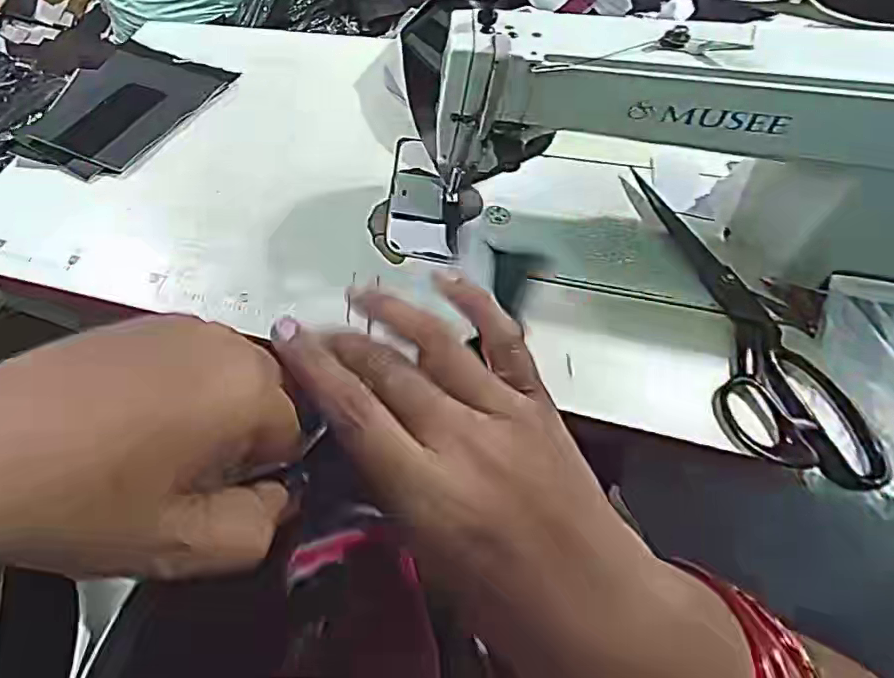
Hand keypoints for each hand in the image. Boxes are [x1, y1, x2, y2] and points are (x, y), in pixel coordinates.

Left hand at [0, 315, 302, 582]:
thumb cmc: (74, 497)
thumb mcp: (180, 543)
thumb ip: (261, 525)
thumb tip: (279, 497)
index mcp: (241, 383)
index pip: (299, 429)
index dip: (265, 474)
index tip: (220, 497)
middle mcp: (215, 337)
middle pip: (265, 393)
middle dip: (240, 439)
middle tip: (184, 481)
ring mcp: (172, 323)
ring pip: (223, 376)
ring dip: (206, 415)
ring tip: (148, 454)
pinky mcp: (135, 323)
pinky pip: (183, 360)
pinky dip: (173, 391)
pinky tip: (123, 425)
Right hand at [272, 274, 747, 677]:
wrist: (606, 613)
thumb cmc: (509, 603)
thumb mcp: (425, 553)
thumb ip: (385, 483)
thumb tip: (351, 427)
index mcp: (431, 492)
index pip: (355, 411)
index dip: (313, 366)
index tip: (287, 337)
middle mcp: (466, 442)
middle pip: (387, 370)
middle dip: (341, 341)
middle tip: (313, 327)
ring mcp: (507, 415)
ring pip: (436, 342)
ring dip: (390, 310)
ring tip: (358, 293)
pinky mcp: (539, 403)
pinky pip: (505, 339)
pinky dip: (475, 301)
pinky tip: (444, 279)